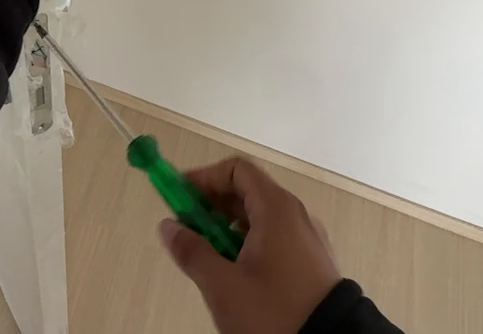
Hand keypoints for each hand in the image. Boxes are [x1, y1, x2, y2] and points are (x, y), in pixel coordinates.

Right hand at [160, 157, 342, 333]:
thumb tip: (168, 226)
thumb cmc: (275, 312)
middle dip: (212, 206)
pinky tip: (238, 276)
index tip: (180, 199)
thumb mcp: (224, 286)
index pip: (236, 169)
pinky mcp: (314, 267)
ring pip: (259, 220)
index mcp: (276, 208)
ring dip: (227, 230)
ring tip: (210, 259)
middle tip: (189, 230)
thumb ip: (192, 251)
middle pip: (246, 192)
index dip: (204, 178)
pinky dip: (249, 246)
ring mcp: (308, 242)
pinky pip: (275, 240)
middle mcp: (295, 216)